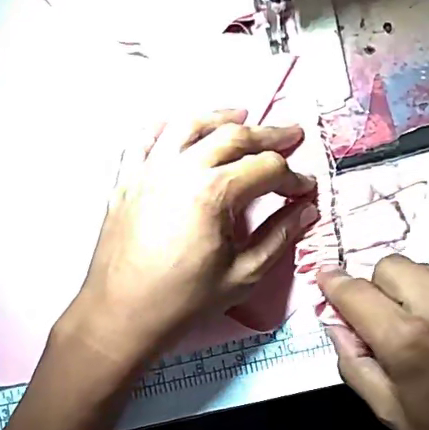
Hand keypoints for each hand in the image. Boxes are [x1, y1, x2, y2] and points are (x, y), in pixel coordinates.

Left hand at [64, 110, 317, 372]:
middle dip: (269, 135)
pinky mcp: (127, 180)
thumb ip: (280, 237)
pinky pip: (146, 138)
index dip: (292, 178)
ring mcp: (149, 170)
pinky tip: (180, 125)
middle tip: (292, 133)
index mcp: (214, 193)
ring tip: (241, 115)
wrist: (122, 314)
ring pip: (189, 125)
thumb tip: (306, 211)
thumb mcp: (244, 274)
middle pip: (233, 136)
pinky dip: (167, 125)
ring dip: (220, 117)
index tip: (305, 190)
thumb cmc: (184, 301)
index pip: (266, 169)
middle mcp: (181, 170)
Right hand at [317, 256, 428, 429]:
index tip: (328, 285)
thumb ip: (360, 369)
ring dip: (414, 291)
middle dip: (378, 289)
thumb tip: (339, 330)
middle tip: (386, 325)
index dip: (335, 287)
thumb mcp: (404, 421)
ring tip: (428, 331)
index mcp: (409, 341)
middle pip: (390, 266)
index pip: (355, 292)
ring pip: (427, 269)